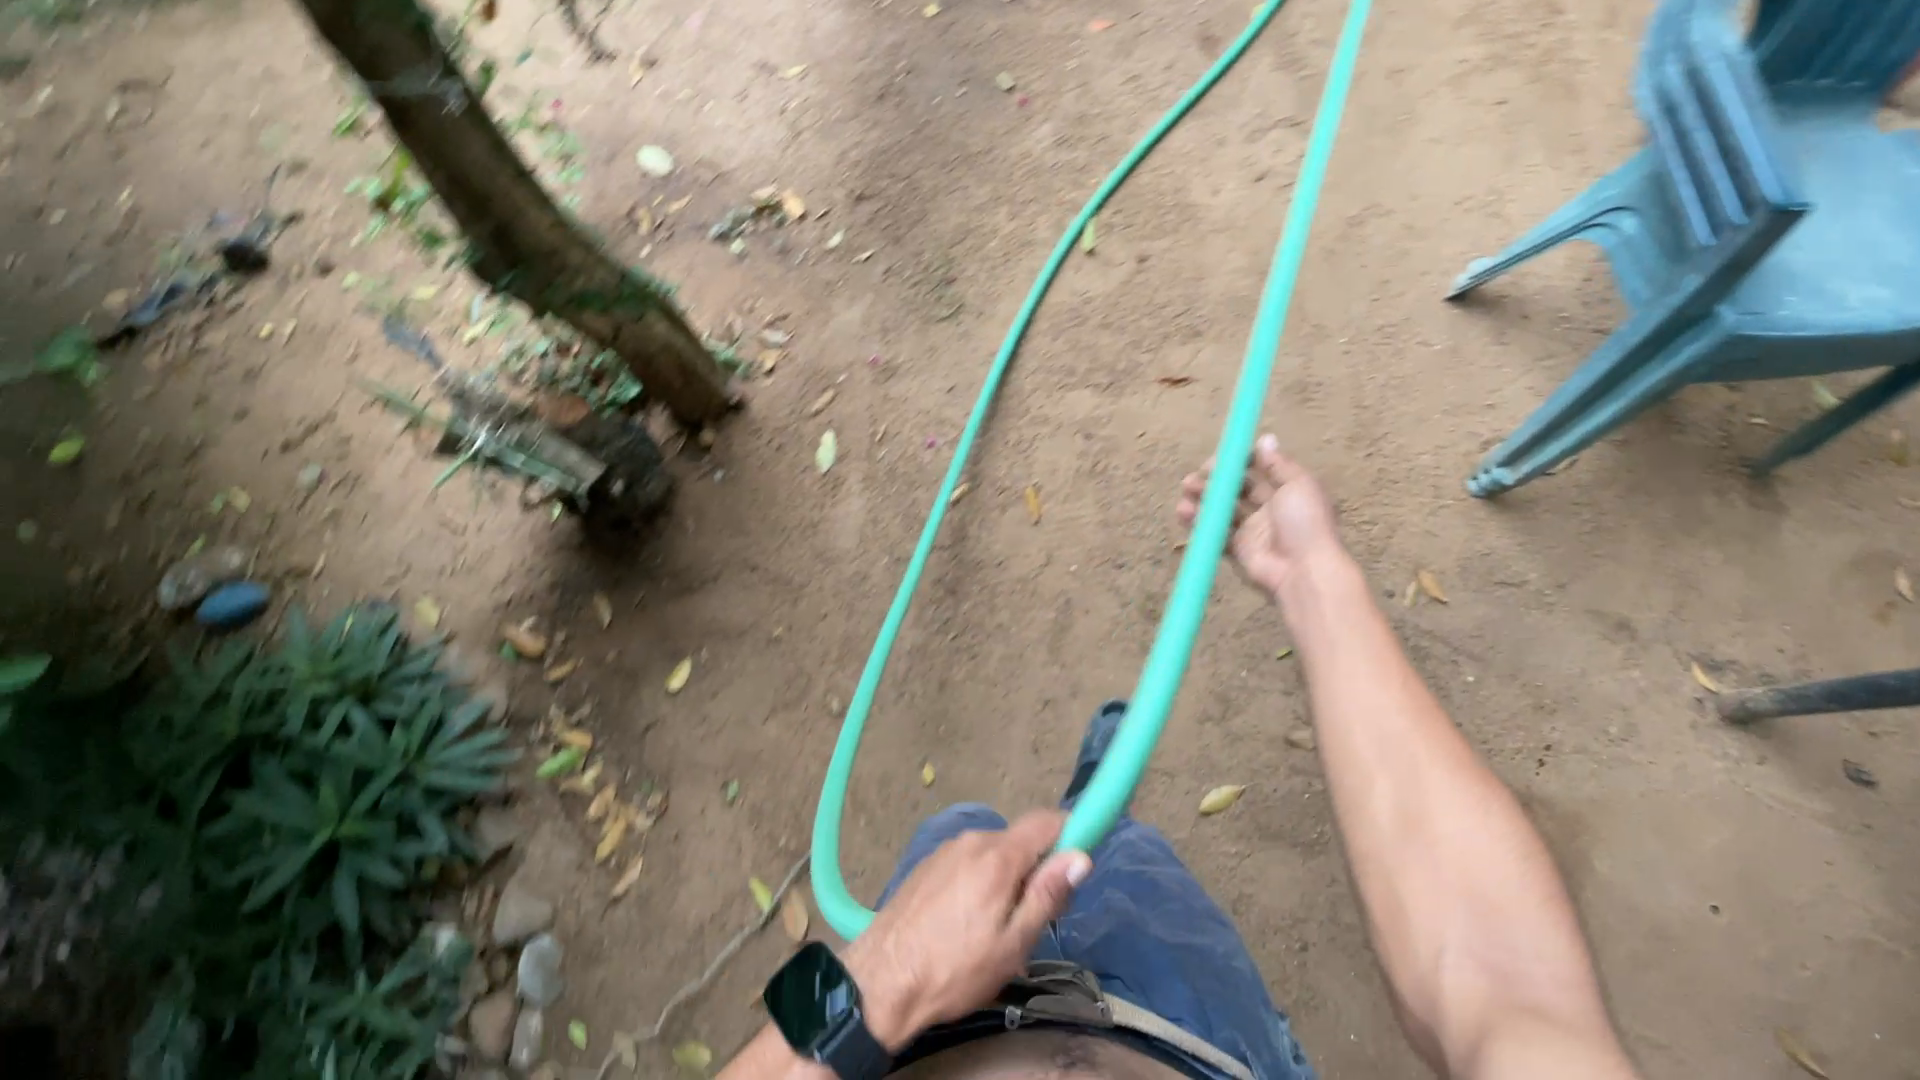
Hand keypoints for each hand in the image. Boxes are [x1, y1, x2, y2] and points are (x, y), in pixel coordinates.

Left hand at [840, 811, 1091, 1050]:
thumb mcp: (1013, 944)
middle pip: (1020, 840)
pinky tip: (965, 921)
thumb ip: (1047, 895)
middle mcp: (972, 840)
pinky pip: (968, 862)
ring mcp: (945, 850)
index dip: (1070, 834)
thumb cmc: (955, 969)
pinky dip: (979, 881)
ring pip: (993, 853)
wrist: (880, 982)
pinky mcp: (927, 864)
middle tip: (1032, 918)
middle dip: (1035, 869)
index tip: (1076, 867)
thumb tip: (1080, 856)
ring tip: (994, 928)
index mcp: (998, 856)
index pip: (1046, 820)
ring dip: (1005, 878)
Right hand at [1177, 433, 1340, 598]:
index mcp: (1285, 491)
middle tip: (1193, 478)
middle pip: (1235, 490)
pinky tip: (1186, 515)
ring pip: (1222, 511)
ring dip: (1202, 500)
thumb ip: (1278, 463)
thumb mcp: (1298, 485)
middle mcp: (1268, 509)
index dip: (1235, 463)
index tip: (1217, 460)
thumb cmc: (1304, 523)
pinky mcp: (1238, 551)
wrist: (1303, 570)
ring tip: (1185, 496)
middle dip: (1213, 481)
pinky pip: (1215, 534)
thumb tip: (1266, 439)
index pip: (1256, 471)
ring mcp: (1251, 531)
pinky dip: (1199, 524)